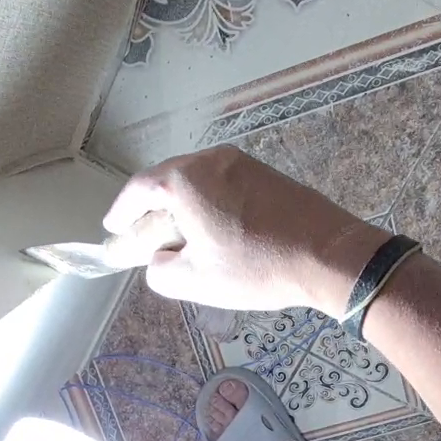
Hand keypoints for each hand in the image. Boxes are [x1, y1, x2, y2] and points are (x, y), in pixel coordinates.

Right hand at [103, 146, 389, 315]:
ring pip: (196, 182)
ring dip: (180, 206)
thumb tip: (157, 260)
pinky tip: (213, 228)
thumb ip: (160, 270)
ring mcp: (241, 163)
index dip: (121, 212)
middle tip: (140, 235)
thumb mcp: (196, 281)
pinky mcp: (266, 174)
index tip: (112, 228)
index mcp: (184, 181)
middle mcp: (209, 160)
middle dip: (150, 209)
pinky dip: (207, 204)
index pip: (138, 191)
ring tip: (177, 235)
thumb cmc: (256, 268)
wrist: (328, 254)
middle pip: (166, 180)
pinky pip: (222, 184)